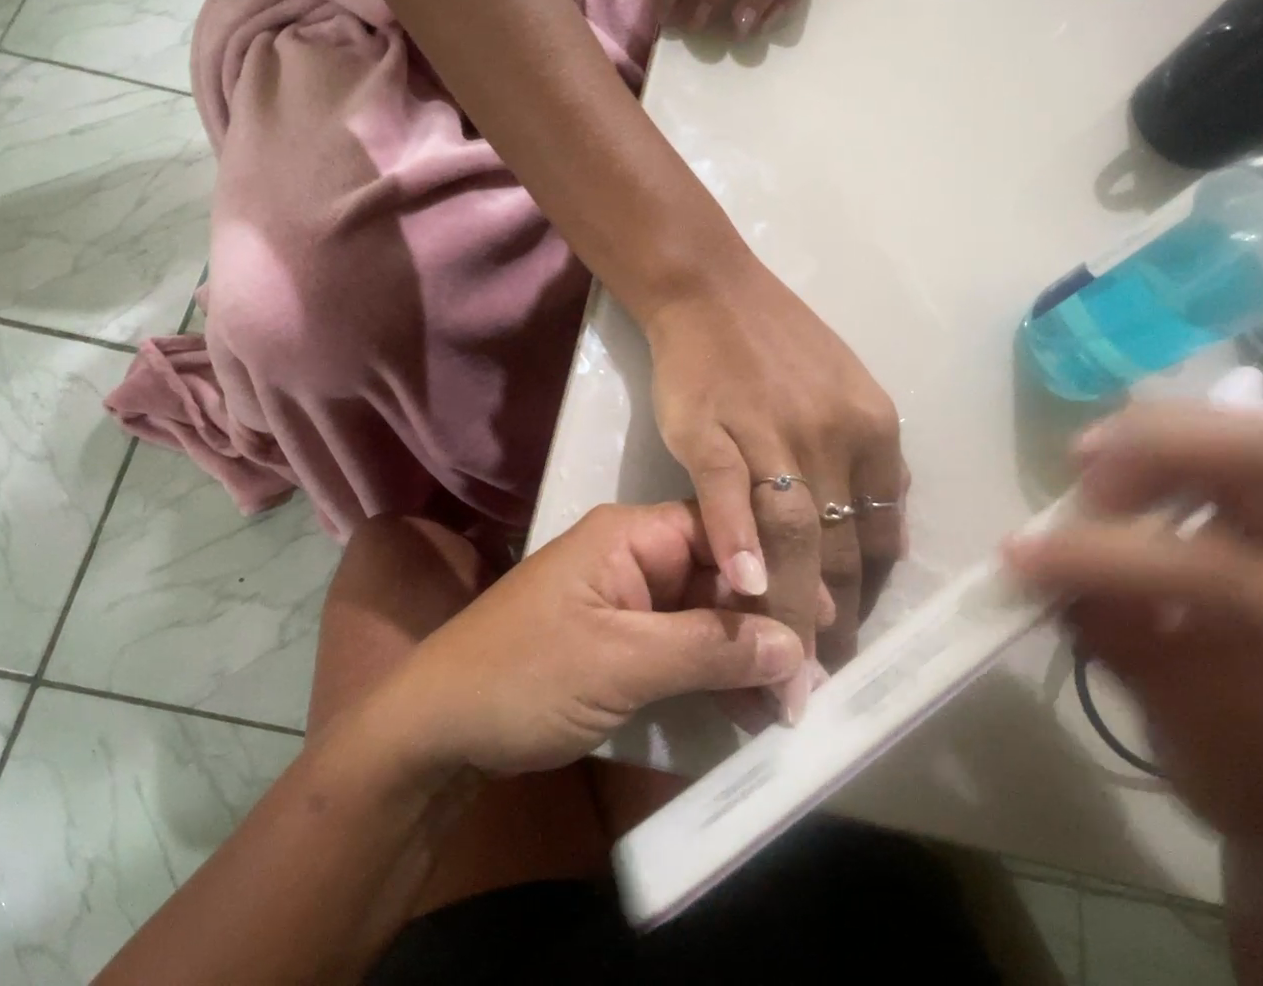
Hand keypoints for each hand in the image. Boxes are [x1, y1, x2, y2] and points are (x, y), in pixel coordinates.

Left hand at [381, 501, 805, 776]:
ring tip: (792, 705)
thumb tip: (794, 646)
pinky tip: (751, 710)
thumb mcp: (619, 663)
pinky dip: (716, 677)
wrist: (439, 729)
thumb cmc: (522, 680)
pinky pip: (683, 650)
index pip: (721, 534)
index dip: (773, 574)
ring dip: (747, 658)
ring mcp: (627, 604)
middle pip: (719, 578)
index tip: (823, 623)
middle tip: (818, 678)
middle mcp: (632, 559)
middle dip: (767, 626)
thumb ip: (707, 649)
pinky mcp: (621, 644)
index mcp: (627, 537)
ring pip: (706, 618)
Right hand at [645, 269, 904, 719]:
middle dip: (831, 622)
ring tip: (784, 665)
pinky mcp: (712, 429)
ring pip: (792, 530)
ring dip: (791, 603)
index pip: (879, 532)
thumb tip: (883, 536)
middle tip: (818, 682)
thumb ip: (868, 464)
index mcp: (874, 428)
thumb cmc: (776, 344)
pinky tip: (740, 587)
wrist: (709, 290)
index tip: (846, 640)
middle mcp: (834, 434)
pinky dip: (737, 540)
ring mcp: (772, 431)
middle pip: (838, 545)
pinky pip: (729, 491)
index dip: (865, 596)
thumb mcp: (846, 392)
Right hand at [1004, 405, 1262, 862]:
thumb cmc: (1248, 774)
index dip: (1103, 553)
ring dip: (1171, 438)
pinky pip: (1261, 460)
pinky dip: (1189, 451)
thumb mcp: (1166, 711)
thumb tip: (1027, 567)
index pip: (1212, 566)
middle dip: (1163, 447)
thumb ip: (1104, 628)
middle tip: (1080, 467)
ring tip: (1095, 466)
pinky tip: (1132, 477)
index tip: (1018, 555)